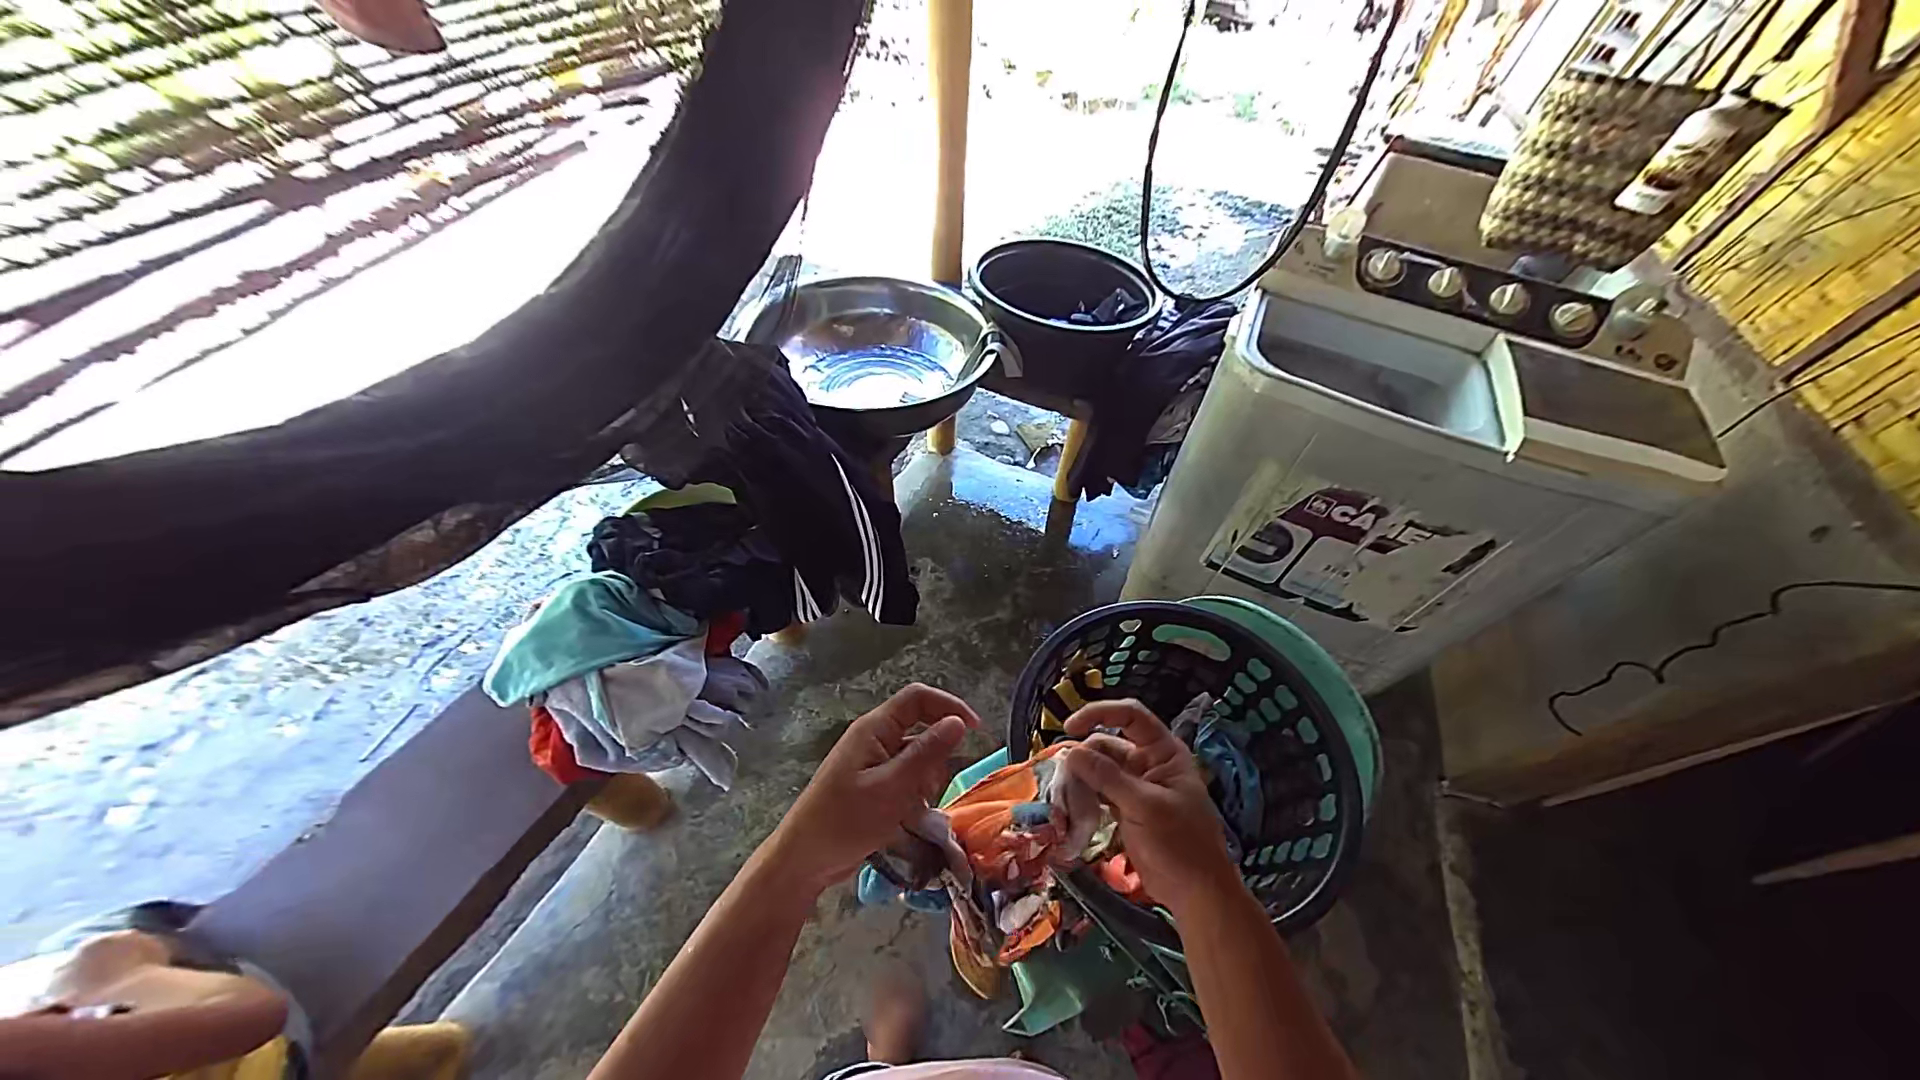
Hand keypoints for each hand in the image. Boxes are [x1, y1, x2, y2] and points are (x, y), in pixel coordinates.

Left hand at [767, 683, 980, 891]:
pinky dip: (913, 795)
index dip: (949, 706)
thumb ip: (927, 753)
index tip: (975, 730)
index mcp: (875, 728)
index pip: (918, 698)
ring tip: (913, 810)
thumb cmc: (846, 821)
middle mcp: (874, 738)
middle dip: (935, 757)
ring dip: (925, 781)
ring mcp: (872, 761)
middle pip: (921, 729)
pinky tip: (907, 819)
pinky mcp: (873, 784)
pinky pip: (905, 778)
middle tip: (930, 789)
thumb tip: (957, 721)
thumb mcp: (893, 787)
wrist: (804, 860)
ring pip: (917, 758)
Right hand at [1062, 699, 1243, 917]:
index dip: (1099, 713)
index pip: (1130, 716)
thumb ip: (1108, 777)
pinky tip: (1071, 806)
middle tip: (1063, 777)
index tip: (1070, 727)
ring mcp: (1136, 786)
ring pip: (1098, 768)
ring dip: (1080, 777)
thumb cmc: (1180, 845)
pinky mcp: (1125, 807)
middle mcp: (1148, 762)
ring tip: (1064, 795)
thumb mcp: (1144, 806)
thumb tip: (1072, 752)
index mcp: (1163, 752)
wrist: (1197, 894)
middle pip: (1107, 744)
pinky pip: (1098, 790)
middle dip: (1084, 756)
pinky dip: (1084, 795)